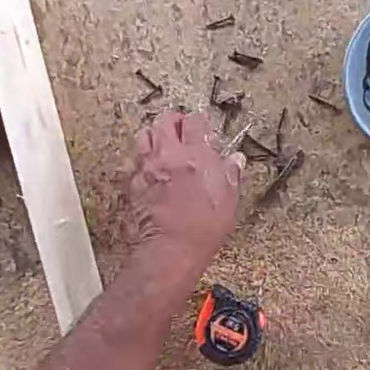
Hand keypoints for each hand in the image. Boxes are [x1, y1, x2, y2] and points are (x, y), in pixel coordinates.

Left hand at [121, 111, 242, 278]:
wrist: (171, 248)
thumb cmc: (201, 229)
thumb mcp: (228, 200)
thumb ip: (231, 174)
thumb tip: (236, 160)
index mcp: (196, 155)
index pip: (195, 122)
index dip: (199, 122)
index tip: (203, 128)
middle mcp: (169, 156)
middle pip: (165, 121)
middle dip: (174, 122)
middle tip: (181, 130)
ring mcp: (148, 168)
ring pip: (145, 135)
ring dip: (154, 135)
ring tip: (163, 144)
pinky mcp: (133, 183)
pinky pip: (133, 161)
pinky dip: (141, 159)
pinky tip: (149, 167)